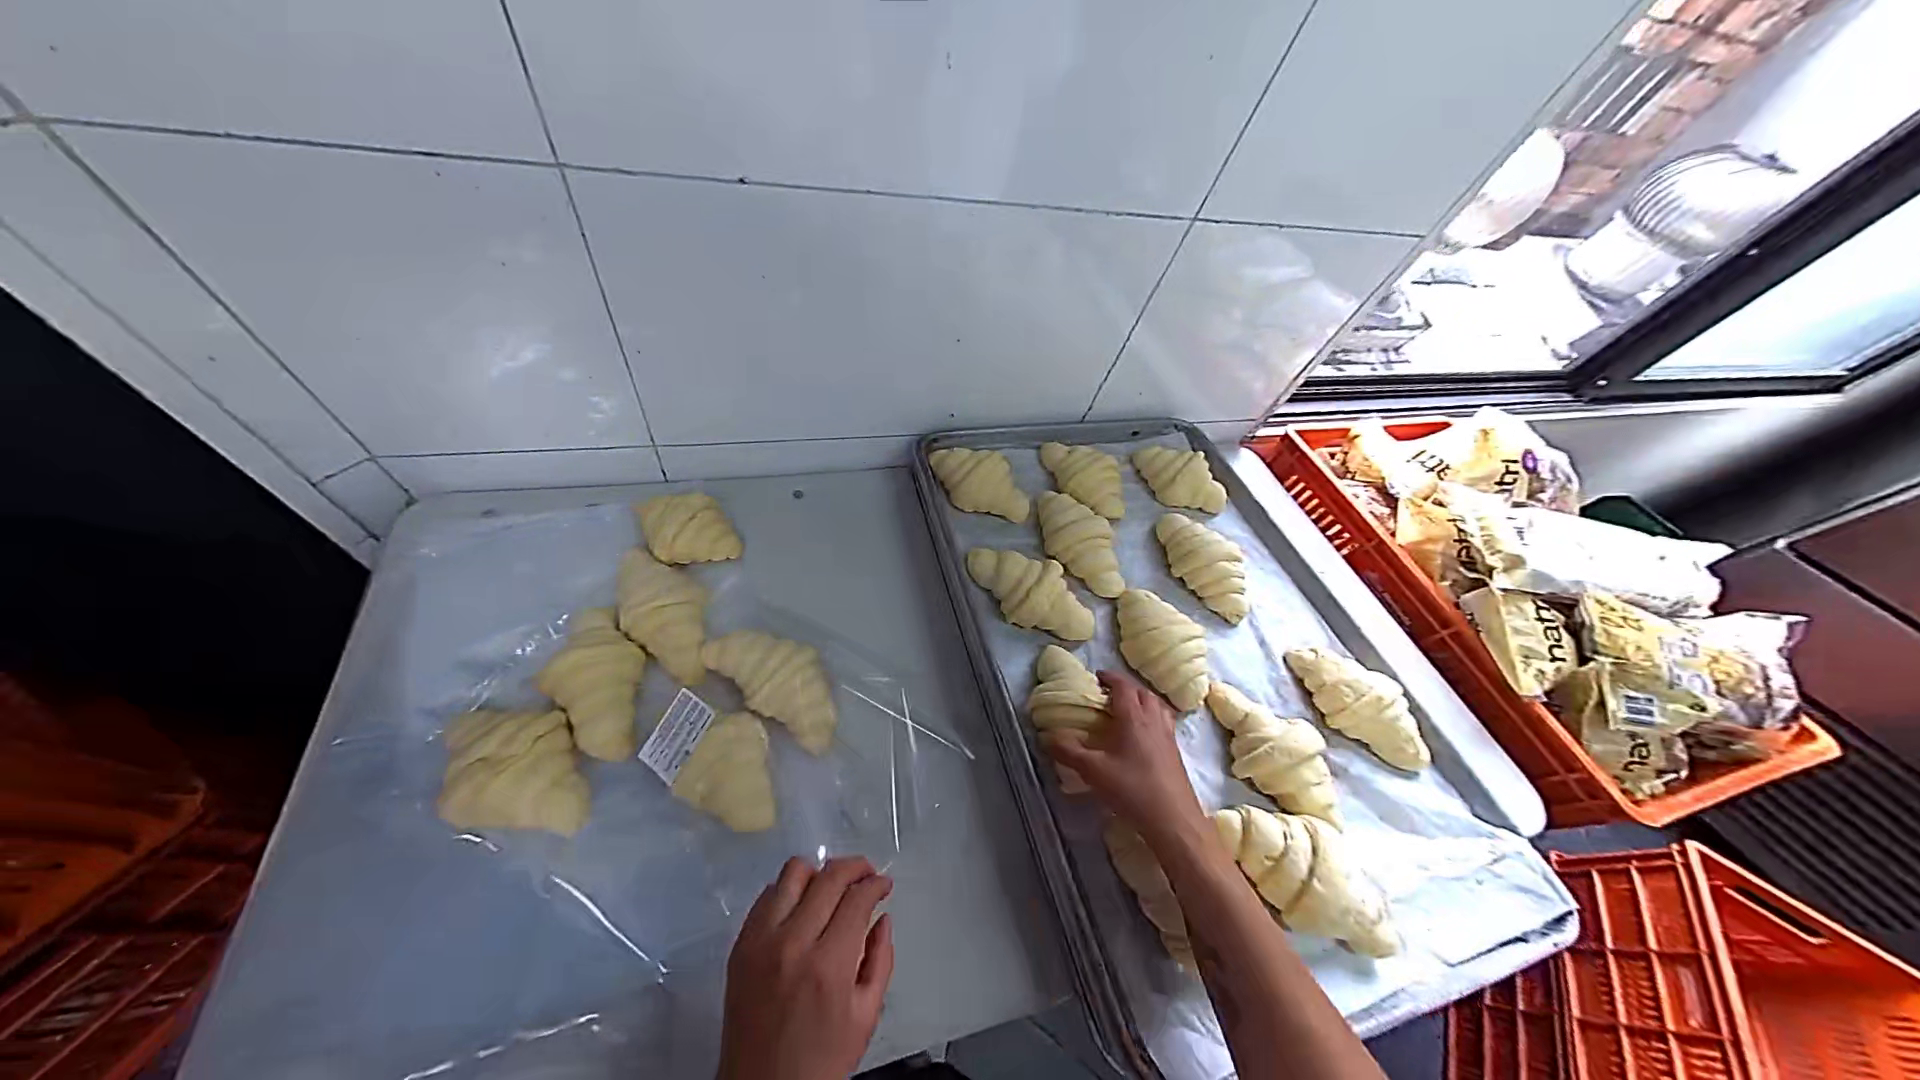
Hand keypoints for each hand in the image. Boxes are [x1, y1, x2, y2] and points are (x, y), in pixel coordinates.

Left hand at [717, 856, 894, 1079]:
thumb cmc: (817, 1062)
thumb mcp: (865, 1017)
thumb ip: (880, 960)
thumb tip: (881, 918)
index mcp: (829, 965)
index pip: (857, 898)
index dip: (876, 884)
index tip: (883, 885)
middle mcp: (793, 944)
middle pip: (829, 876)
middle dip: (855, 867)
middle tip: (866, 875)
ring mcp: (761, 942)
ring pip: (793, 873)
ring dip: (820, 873)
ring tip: (832, 888)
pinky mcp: (740, 945)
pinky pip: (766, 896)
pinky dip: (788, 890)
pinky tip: (802, 905)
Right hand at [1043, 670, 1207, 846]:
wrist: (1173, 820)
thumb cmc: (1132, 790)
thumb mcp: (1093, 771)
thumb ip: (1068, 751)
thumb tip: (1046, 736)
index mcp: (1134, 718)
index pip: (1123, 687)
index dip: (1110, 678)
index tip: (1097, 676)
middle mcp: (1154, 721)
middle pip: (1143, 692)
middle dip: (1126, 686)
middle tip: (1109, 691)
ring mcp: (1168, 736)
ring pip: (1157, 705)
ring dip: (1142, 699)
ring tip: (1128, 707)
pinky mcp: (1175, 752)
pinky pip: (1164, 721)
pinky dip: (1153, 716)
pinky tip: (1144, 733)